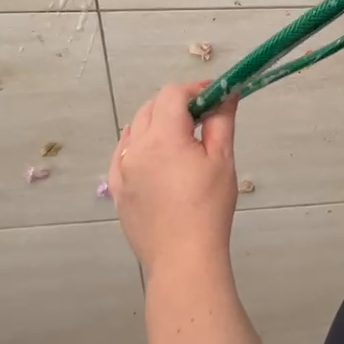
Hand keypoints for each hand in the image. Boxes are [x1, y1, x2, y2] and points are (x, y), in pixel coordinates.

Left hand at [108, 80, 239, 275]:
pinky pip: (122, 152)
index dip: (195, 88)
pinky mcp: (116, 189)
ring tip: (184, 135)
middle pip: (151, 107)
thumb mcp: (222, 158)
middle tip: (205, 113)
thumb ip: (222, 120)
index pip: (172, 94)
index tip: (217, 95)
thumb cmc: (209, 204)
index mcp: (163, 138)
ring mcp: (120, 170)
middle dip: (177, 101)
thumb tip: (227, 93)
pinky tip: (158, 154)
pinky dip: (140, 142)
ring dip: (158, 119)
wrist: (182, 255)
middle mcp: (135, 149)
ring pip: (134, 127)